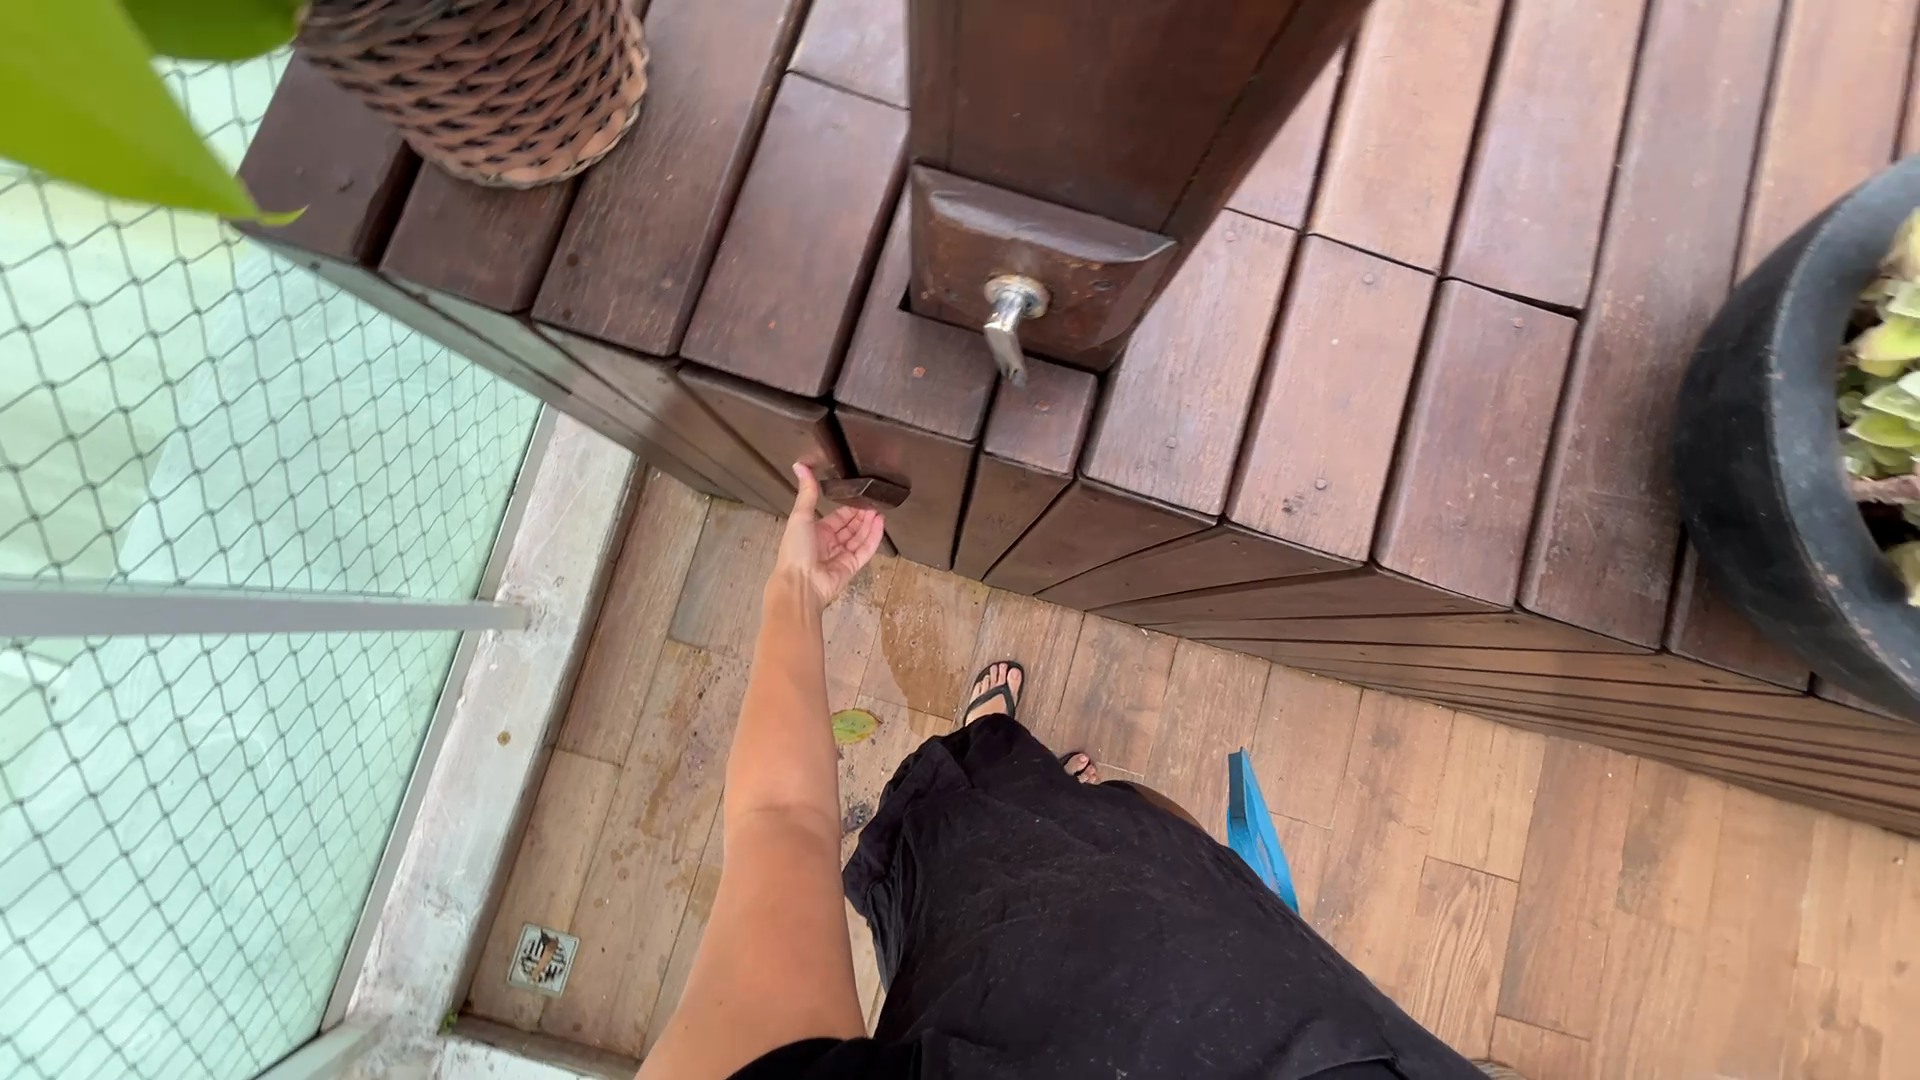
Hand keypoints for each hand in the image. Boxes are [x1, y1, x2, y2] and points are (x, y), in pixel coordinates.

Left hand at [771, 463, 885, 608]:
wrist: (800, 583)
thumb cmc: (795, 550)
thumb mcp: (800, 516)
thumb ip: (807, 492)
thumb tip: (800, 466)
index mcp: (815, 532)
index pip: (838, 518)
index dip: (850, 508)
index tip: (862, 498)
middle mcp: (828, 544)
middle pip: (850, 528)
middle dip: (862, 516)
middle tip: (875, 503)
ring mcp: (841, 556)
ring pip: (859, 538)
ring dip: (869, 525)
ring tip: (880, 511)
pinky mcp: (851, 567)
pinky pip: (865, 550)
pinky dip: (873, 538)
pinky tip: (880, 524)